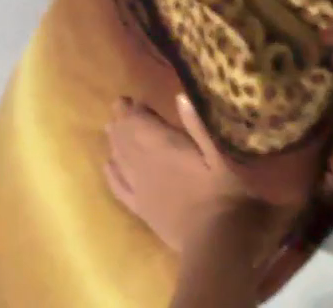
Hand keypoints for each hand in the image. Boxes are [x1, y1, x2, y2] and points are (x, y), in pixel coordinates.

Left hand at [104, 94, 262, 253]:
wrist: (214, 238)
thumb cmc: (225, 190)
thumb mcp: (221, 152)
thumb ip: (199, 124)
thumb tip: (180, 95)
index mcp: (165, 149)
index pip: (141, 126)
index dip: (133, 111)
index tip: (128, 97)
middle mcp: (146, 167)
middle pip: (128, 141)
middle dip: (122, 123)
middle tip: (117, 105)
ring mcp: (141, 190)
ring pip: (121, 161)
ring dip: (115, 143)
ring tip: (110, 128)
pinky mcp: (142, 208)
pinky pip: (119, 188)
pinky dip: (111, 175)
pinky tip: (107, 166)